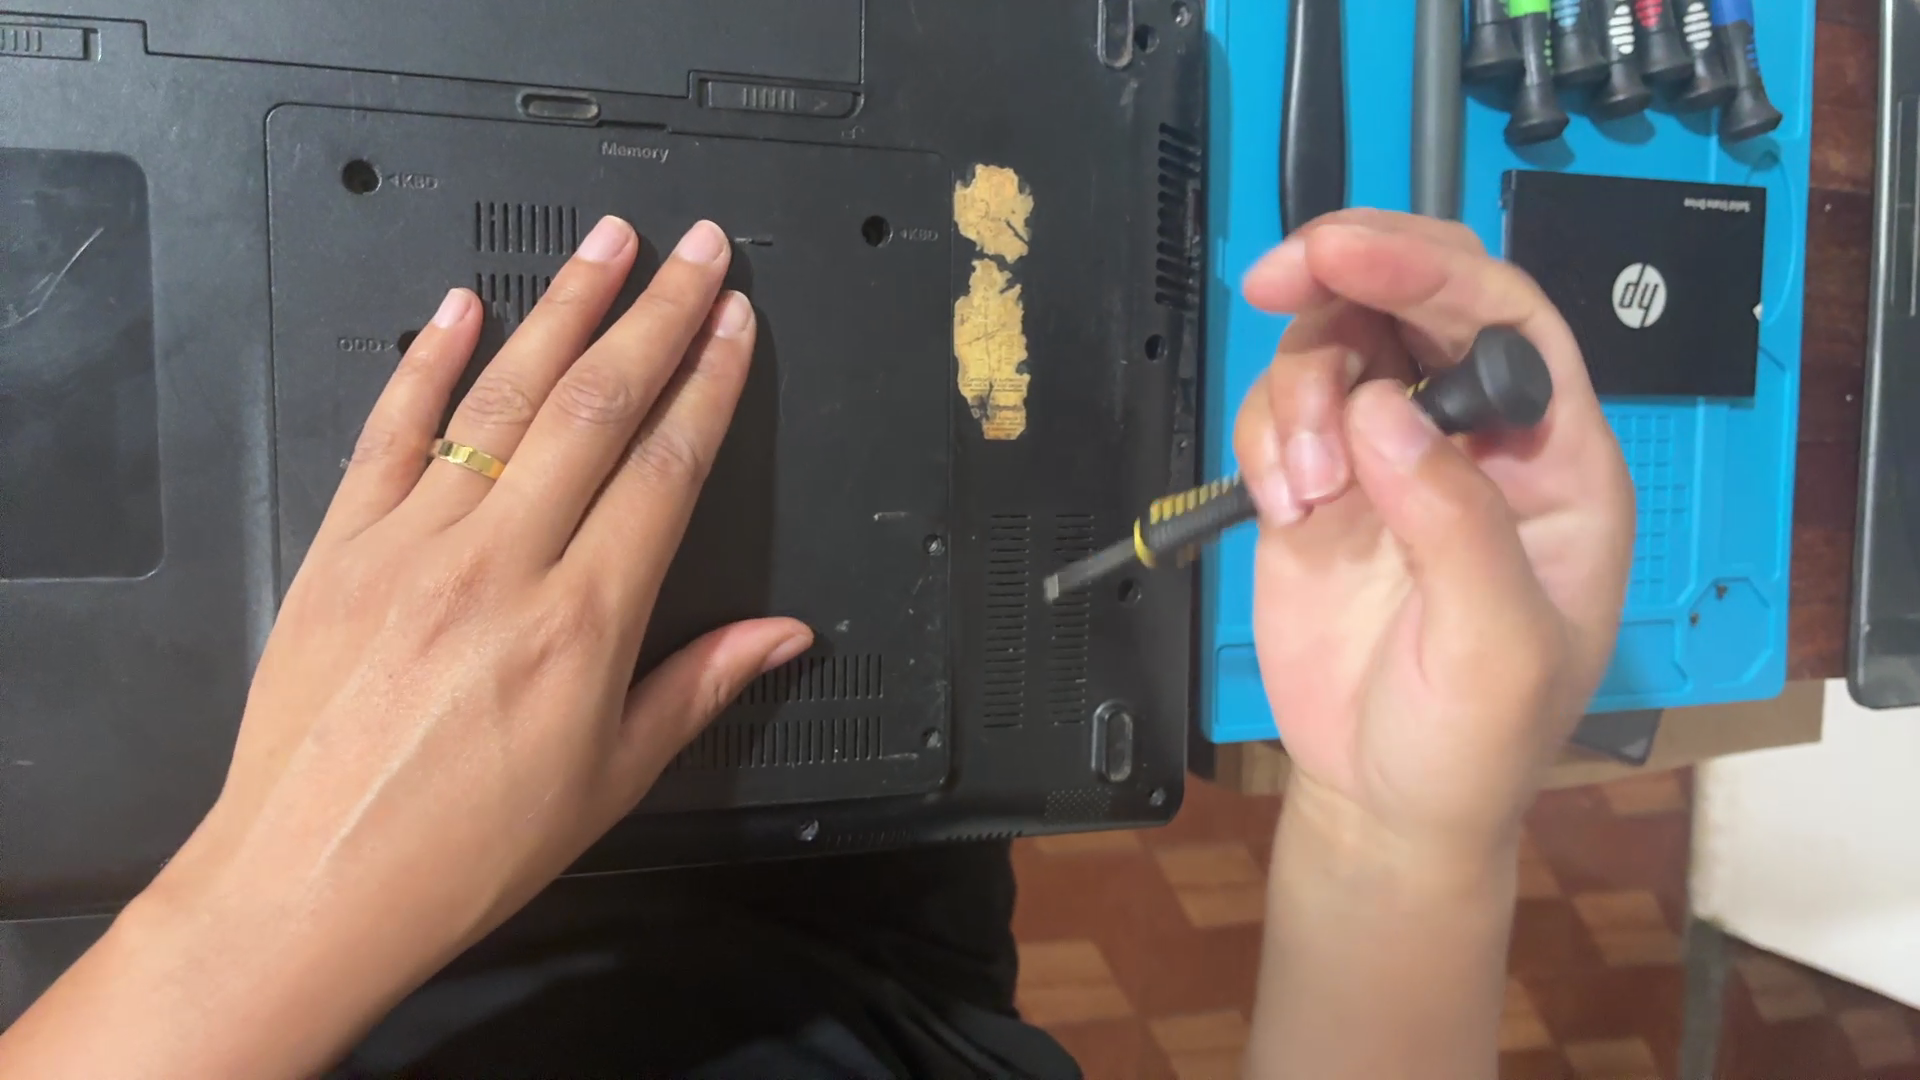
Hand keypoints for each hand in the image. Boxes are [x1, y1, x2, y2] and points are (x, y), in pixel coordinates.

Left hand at [37, 216, 810, 1077]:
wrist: (306, 893)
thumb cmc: (474, 843)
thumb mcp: (619, 773)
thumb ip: (707, 683)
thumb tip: (788, 636)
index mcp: (583, 619)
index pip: (666, 468)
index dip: (710, 385)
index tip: (736, 326)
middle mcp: (502, 562)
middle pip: (598, 407)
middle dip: (659, 317)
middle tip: (698, 252)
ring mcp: (413, 544)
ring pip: (505, 398)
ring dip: (565, 310)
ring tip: (607, 245)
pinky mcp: (340, 547)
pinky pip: (388, 433)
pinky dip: (427, 362)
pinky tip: (461, 306)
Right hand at [1234, 210, 1633, 857]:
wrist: (1377, 787)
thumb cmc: (1469, 736)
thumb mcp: (1496, 646)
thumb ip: (1454, 524)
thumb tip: (1380, 411)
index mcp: (1544, 457)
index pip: (1499, 319)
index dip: (1425, 268)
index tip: (1335, 255)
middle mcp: (1457, 440)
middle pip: (1402, 309)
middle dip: (1339, 281)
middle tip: (1271, 279)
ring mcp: (1374, 464)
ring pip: (1322, 360)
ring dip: (1291, 400)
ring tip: (1295, 491)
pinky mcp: (1306, 492)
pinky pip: (1272, 422)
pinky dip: (1259, 444)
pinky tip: (1276, 506)